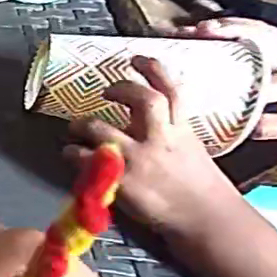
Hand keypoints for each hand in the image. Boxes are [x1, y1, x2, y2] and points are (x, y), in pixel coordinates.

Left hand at [63, 54, 241, 234]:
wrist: (205, 219)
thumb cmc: (195, 186)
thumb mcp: (189, 149)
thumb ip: (168, 131)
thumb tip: (143, 118)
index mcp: (180, 130)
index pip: (171, 91)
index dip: (154, 70)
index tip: (138, 57)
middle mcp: (160, 139)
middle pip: (141, 100)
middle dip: (120, 89)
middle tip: (105, 92)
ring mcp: (138, 158)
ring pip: (99, 127)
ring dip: (81, 124)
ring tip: (76, 129)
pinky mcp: (119, 178)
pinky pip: (82, 157)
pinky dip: (71, 153)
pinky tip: (71, 156)